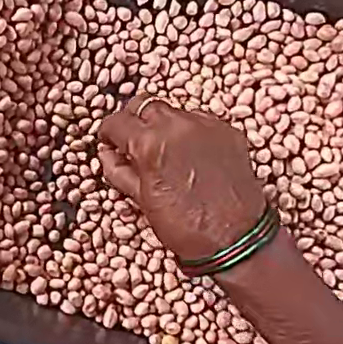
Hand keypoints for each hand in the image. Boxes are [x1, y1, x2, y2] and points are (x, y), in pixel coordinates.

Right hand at [98, 96, 271, 262]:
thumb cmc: (187, 226)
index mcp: (149, 144)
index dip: (108, 132)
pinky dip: (188, 131)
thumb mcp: (141, 199)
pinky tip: (188, 154)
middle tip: (133, 142)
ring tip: (162, 150)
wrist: (234, 238)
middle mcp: (177, 127)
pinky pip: (200, 120)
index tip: (109, 141)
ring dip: (161, 124)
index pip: (117, 122)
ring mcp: (205, 126)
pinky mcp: (227, 131)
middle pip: (144, 105)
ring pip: (173, 111)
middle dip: (134, 121)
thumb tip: (107, 155)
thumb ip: (119, 171)